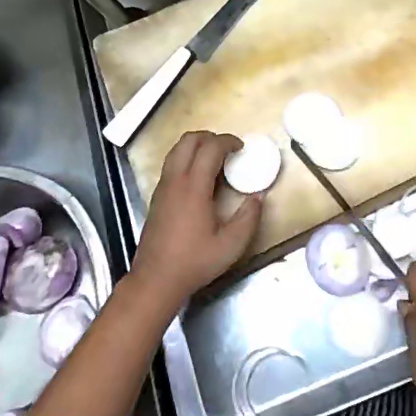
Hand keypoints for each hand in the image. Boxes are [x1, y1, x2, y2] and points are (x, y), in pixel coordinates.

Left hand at [129, 131, 262, 305]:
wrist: (156, 278)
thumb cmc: (195, 262)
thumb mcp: (231, 245)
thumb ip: (249, 218)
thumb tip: (258, 197)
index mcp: (193, 187)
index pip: (209, 148)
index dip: (227, 141)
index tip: (241, 147)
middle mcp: (174, 180)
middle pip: (188, 141)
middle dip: (209, 137)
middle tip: (228, 147)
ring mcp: (162, 187)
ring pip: (176, 150)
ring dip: (195, 146)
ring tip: (214, 158)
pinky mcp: (156, 196)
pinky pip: (171, 164)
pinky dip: (186, 158)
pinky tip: (199, 177)